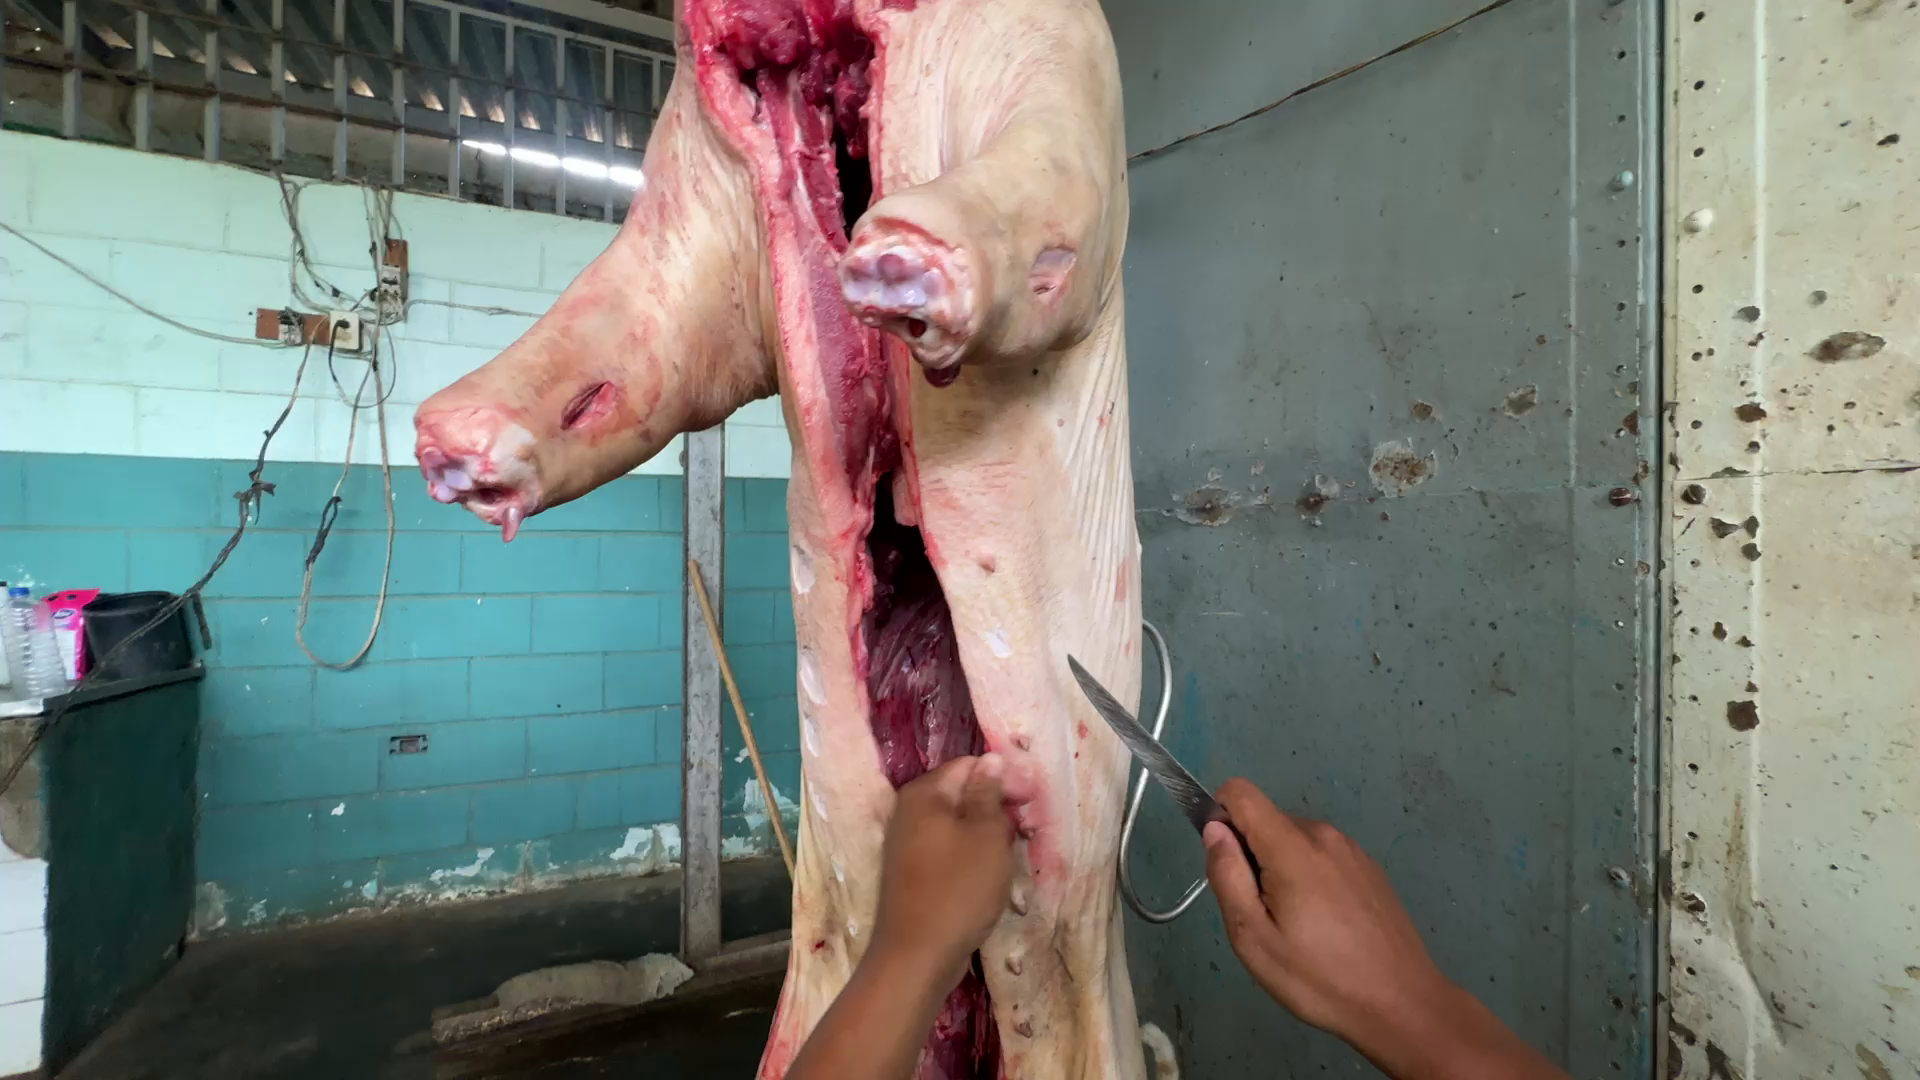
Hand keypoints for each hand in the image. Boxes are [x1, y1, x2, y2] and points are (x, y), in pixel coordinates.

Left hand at [870, 754, 1023, 986]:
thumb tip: (991, 760)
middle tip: (1025, 831)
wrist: (916, 957)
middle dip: (996, 807)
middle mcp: (910, 811)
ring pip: (958, 823)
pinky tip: (989, 875)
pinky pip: (949, 849)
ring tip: (1010, 855)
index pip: (971, 766)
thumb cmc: (957, 888)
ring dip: (987, 833)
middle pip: (963, 794)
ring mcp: (908, 843)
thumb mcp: (985, 834)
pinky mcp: (913, 872)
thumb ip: (989, 792)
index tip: (1031, 803)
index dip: (1004, 779)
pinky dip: (971, 854)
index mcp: (925, 792)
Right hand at [1204, 779, 1568, 1079]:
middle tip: (1264, 913)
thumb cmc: (1321, 978)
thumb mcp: (1253, 938)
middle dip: (1251, 855)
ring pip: (1292, 839)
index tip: (1228, 862)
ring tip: (1298, 924)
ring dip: (1280, 867)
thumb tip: (1215, 831)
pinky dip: (1309, 876)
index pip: (1239, 792)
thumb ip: (1227, 876)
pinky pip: (1320, 854)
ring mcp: (1350, 849)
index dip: (1220, 816)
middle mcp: (1322, 834)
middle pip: (1265, 820)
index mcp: (1291, 846)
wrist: (1408, 1009)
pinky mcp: (1368, 867)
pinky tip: (1328, 924)